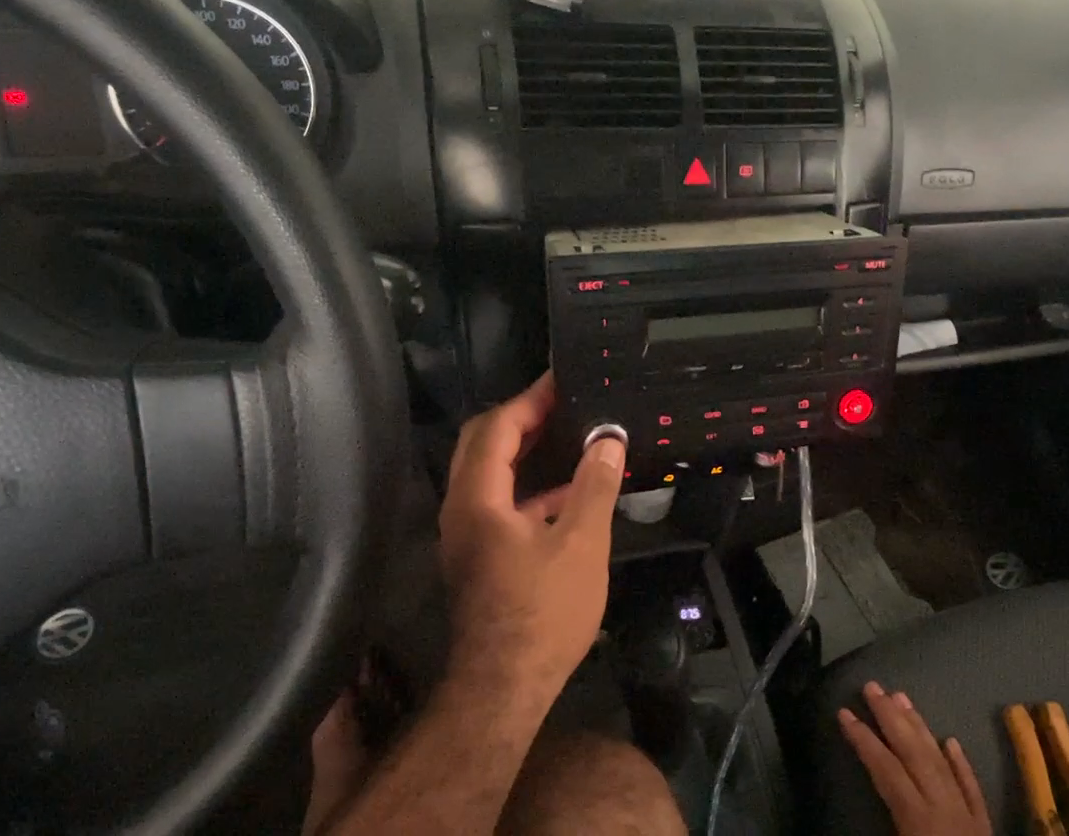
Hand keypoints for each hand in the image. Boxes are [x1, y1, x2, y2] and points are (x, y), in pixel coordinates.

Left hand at [439, 373, 624, 698]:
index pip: (497, 428)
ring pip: (488, 474)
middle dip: (521, 418)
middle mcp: (460, 509)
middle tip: (562, 404)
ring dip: (523, 452)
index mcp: (477, 498)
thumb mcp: (581, 544)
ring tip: (567, 437)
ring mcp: (464, 535)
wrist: (503, 688)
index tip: (562, 381)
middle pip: (482, 444)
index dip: (529, 399)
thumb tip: (608, 438)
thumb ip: (593, 486)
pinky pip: (496, 501)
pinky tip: (565, 494)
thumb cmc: (543, 612)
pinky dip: (526, 486)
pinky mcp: (476, 556)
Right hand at [839, 682, 992, 835]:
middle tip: (872, 686)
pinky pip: (974, 790)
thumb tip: (846, 823)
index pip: (886, 770)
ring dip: (921, 728)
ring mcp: (969, 818)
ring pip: (942, 763)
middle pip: (915, 754)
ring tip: (902, 698)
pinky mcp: (987, 830)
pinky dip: (962, 764)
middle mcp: (945, 811)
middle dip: (891, 718)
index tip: (843, 713)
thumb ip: (877, 830)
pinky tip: (951, 741)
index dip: (863, 740)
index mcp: (919, 823)